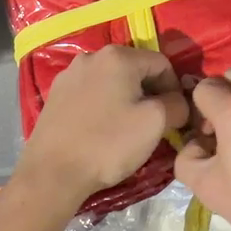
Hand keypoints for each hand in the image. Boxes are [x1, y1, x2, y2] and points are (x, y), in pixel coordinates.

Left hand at [17, 46, 189, 201]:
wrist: (51, 175)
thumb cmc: (108, 144)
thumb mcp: (155, 123)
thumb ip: (177, 104)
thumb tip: (179, 102)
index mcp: (119, 56)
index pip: (162, 63)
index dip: (173, 89)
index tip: (173, 116)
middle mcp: (92, 56)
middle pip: (135, 70)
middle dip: (148, 94)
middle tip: (151, 124)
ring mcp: (70, 74)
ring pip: (111, 82)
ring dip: (124, 100)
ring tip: (125, 129)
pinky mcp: (55, 95)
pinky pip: (90, 94)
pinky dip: (101, 107)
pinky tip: (100, 131)